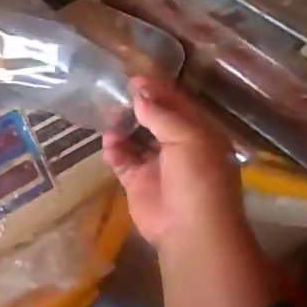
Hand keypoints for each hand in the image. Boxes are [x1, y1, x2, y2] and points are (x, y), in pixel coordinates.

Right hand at [105, 76, 250, 250]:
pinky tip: (107, 141)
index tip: (133, 77)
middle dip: (137, 106)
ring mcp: (157, 165)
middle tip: (114, 92)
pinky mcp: (137, 183)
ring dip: (123, 127)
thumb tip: (139, 94)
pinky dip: (114, 150)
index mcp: (199, 132)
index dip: (158, 89)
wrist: (189, 228)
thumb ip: (162, 114)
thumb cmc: (198, 178)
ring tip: (107, 114)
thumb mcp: (187, 138)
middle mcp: (178, 146)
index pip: (177, 104)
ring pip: (136, 139)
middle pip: (155, 120)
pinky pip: (122, 161)